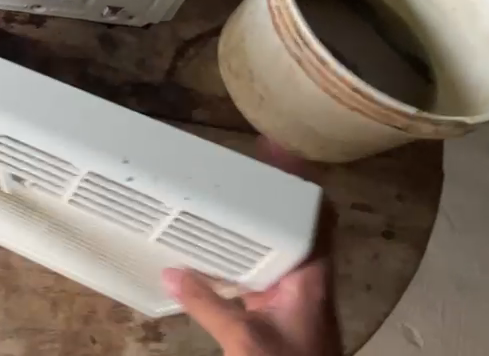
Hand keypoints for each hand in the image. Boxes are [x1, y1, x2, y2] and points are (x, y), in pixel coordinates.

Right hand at [162, 141, 338, 355]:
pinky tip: (218, 240)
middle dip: (271, 192)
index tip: (274, 152)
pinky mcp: (280, 313)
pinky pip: (263, 265)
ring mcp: (295, 298)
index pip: (318, 220)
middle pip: (296, 224)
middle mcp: (307, 282)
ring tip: (224, 190)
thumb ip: (207, 305)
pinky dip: (245, 245)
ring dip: (259, 218)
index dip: (301, 183)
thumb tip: (170, 270)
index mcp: (311, 280)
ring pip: (280, 244)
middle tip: (238, 162)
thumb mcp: (245, 343)